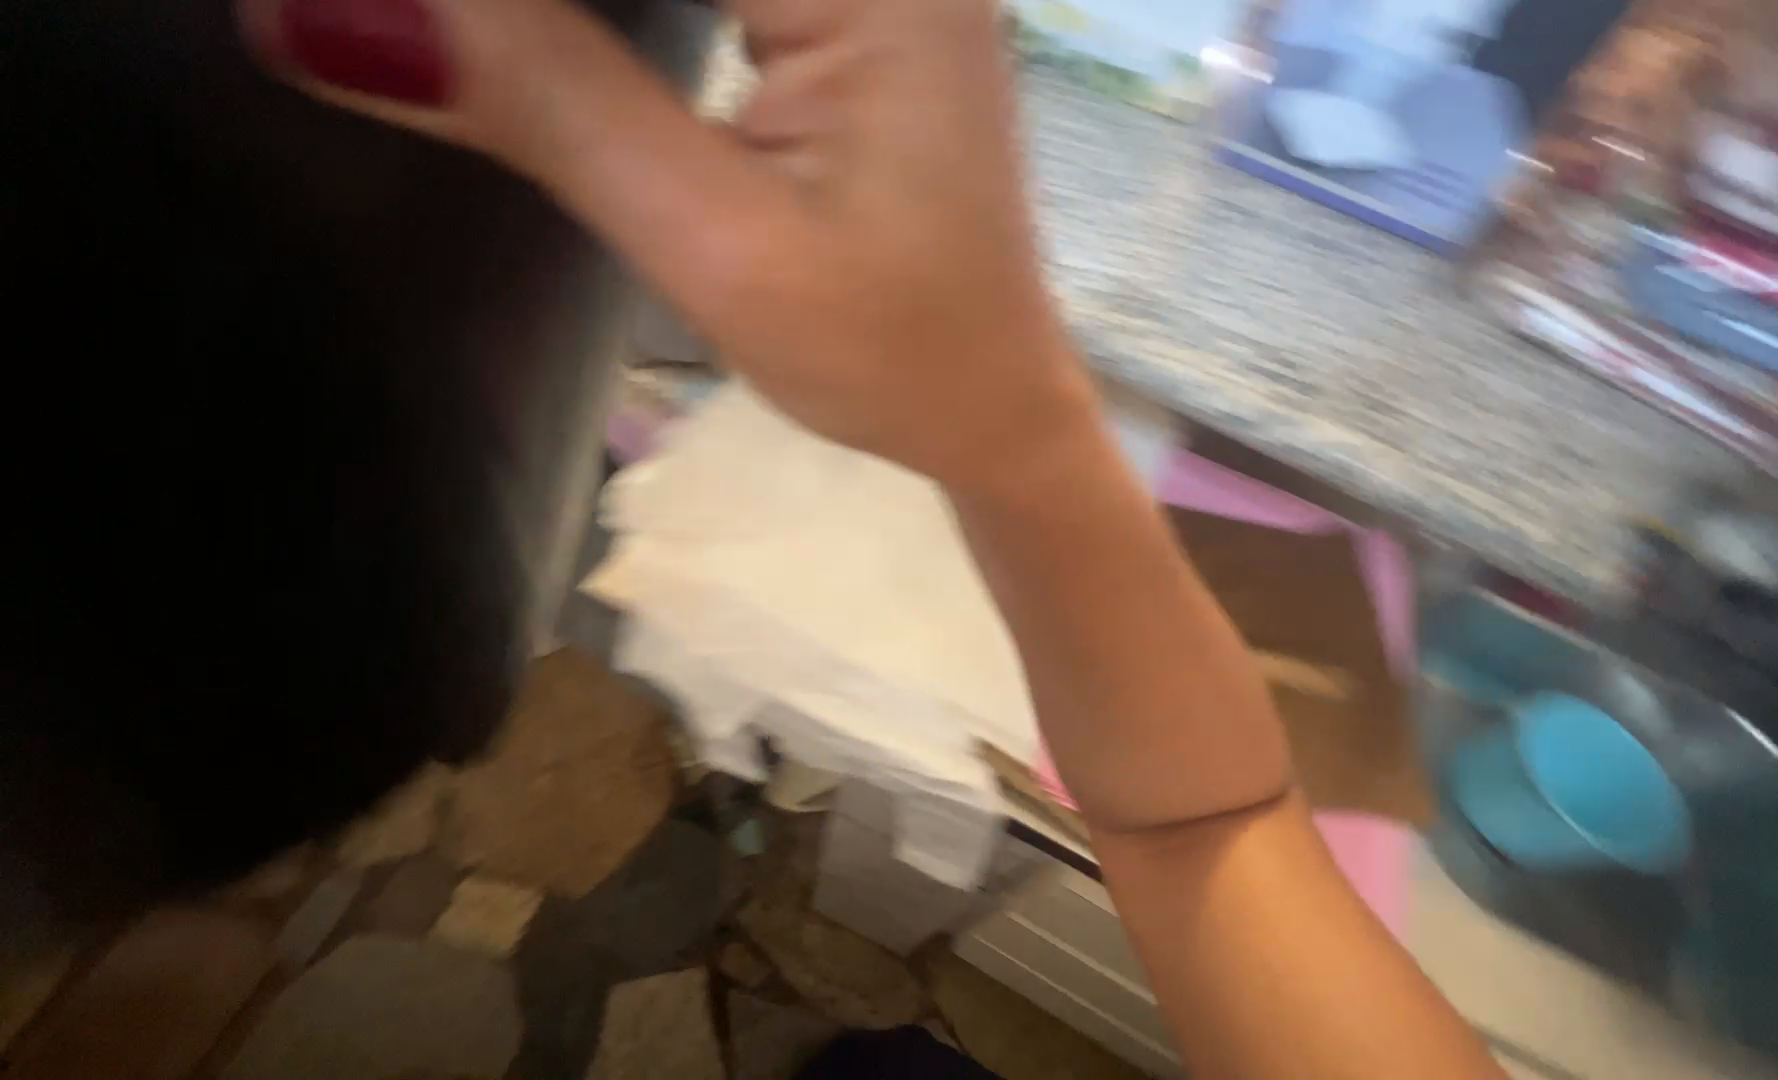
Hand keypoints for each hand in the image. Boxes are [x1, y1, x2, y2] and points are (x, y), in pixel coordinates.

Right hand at [239, 0, 1100, 487]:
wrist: (992, 408)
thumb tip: (319, 12)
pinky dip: (625, 22)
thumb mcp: (722, 247)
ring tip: (464, 52)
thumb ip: (547, 104)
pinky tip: (557, 48)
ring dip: (576, 19)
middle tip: (411, 44)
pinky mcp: (866, 29)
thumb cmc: (895, 360)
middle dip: (543, 12)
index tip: (373, 19)